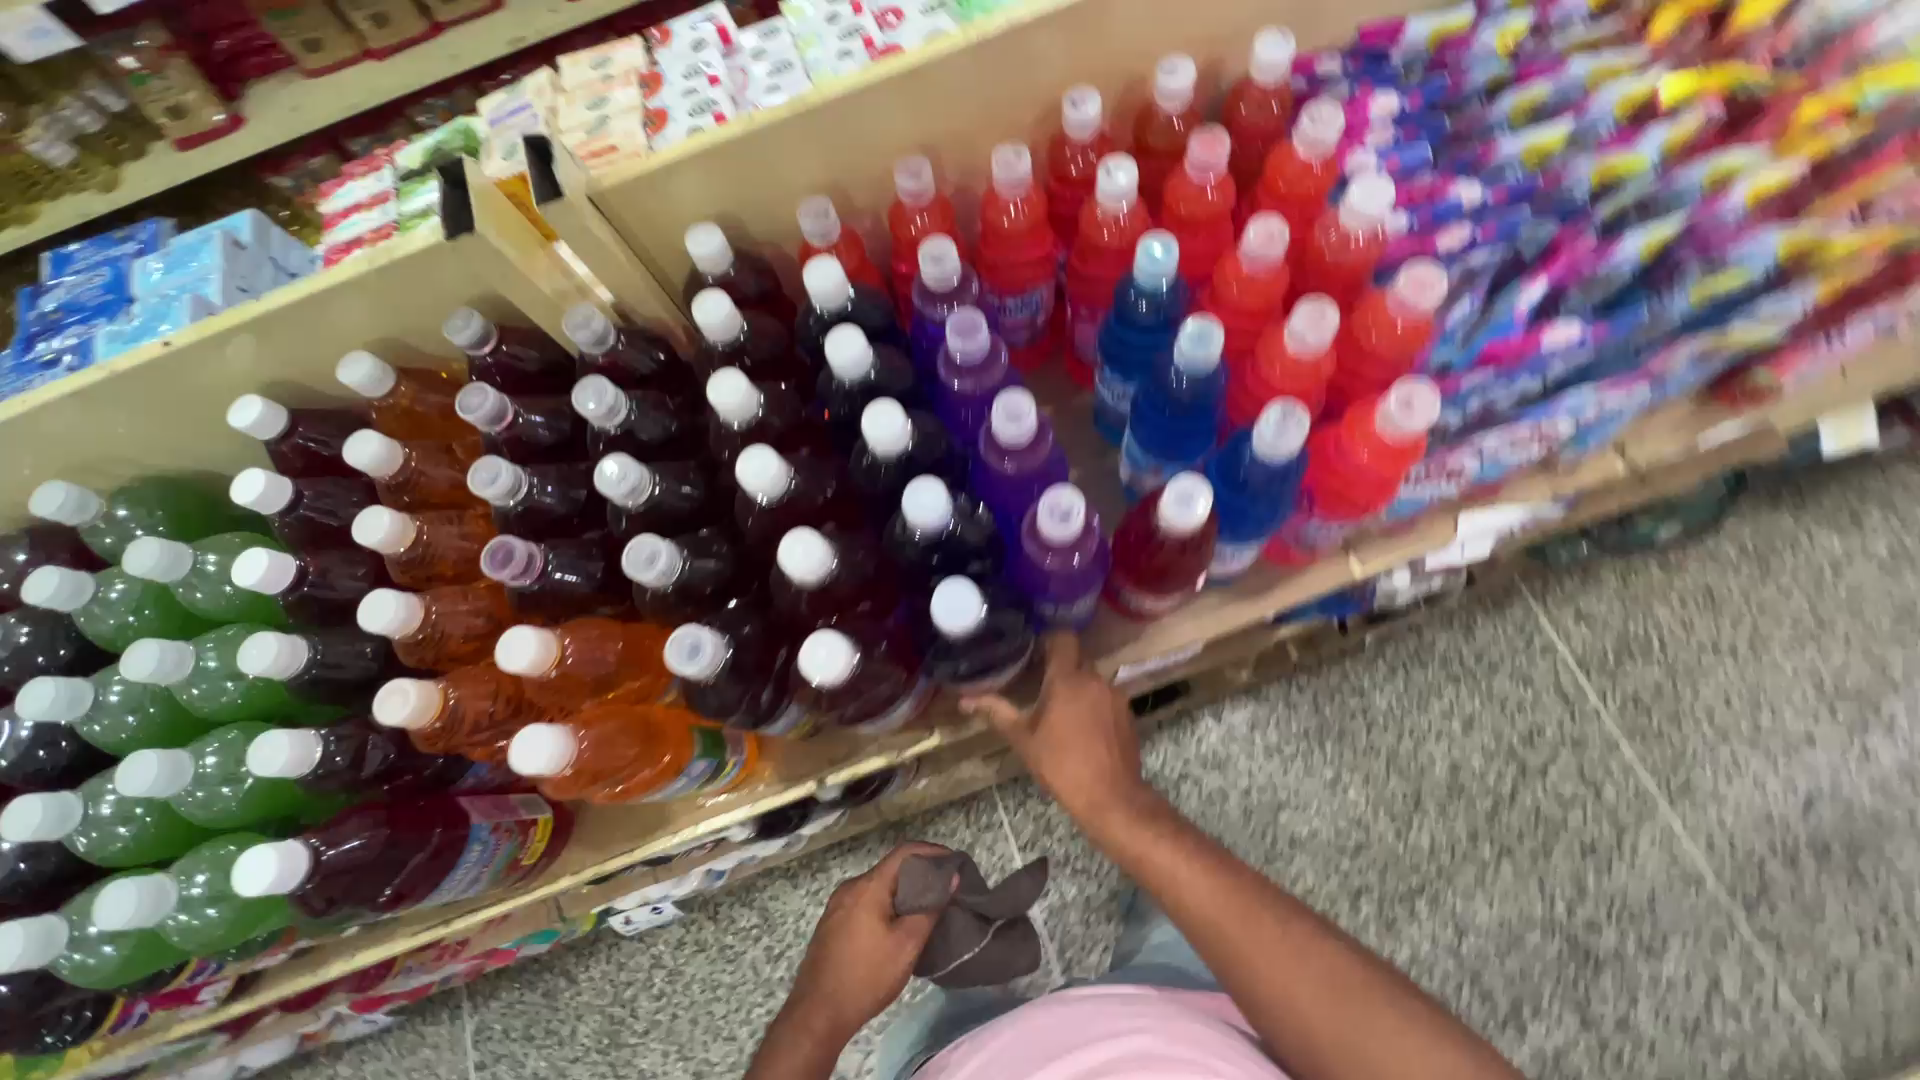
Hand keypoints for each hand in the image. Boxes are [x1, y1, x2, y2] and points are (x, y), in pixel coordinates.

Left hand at [782, 841, 952, 1042]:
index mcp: (868, 886)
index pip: (904, 852)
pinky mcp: (832, 923)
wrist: (817, 1013)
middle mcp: (849, 887)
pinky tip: (898, 925)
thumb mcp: (907, 944)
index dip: (932, 851)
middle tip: (944, 890)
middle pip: (890, 869)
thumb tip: (949, 879)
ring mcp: (837, 905)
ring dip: (902, 892)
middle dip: (919, 874)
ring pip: (877, 887)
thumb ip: (930, 908)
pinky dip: (886, 904)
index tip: (953, 862)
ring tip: (926, 908)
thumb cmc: (867, 976)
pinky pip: (865, 902)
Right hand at [961, 633, 1152, 821]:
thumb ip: (996, 711)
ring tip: (1063, 709)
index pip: (1063, 638)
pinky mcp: (1128, 712)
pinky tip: (1085, 726)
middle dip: (1062, 666)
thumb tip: (965, 700)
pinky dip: (1095, 703)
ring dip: (1079, 687)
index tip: (1035, 652)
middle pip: (1078, 658)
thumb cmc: (1060, 765)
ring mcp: (1115, 695)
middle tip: (1042, 683)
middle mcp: (1094, 679)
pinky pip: (1107, 696)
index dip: (1050, 639)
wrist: (1110, 796)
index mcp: (1067, 679)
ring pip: (1094, 678)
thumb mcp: (1023, 738)